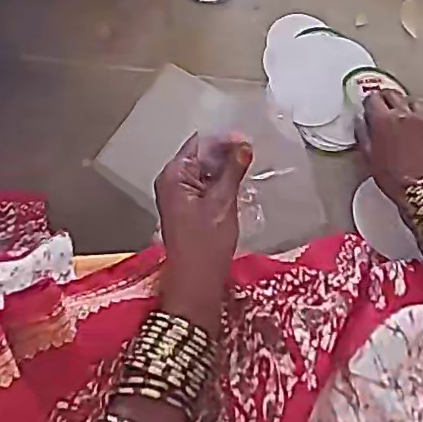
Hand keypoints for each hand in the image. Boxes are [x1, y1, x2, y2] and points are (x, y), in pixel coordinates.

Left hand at [154, 132, 251, 326]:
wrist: (196, 283)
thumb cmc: (206, 243)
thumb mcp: (222, 202)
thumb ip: (232, 169)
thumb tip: (243, 145)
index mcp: (173, 175)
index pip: (199, 143)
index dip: (222, 138)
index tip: (247, 139)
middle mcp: (170, 180)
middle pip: (200, 155)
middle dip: (225, 152)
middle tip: (251, 151)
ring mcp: (177, 195)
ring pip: (203, 170)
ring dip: (224, 167)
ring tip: (248, 164)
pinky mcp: (186, 207)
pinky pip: (203, 185)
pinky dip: (219, 182)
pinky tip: (238, 182)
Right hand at [356, 90, 422, 211]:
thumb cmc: (399, 181)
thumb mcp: (371, 160)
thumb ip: (364, 136)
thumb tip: (361, 123)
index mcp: (384, 121)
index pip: (373, 99)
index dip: (369, 102)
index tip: (368, 106)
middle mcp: (405, 115)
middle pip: (393, 94)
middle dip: (385, 98)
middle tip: (382, 106)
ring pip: (411, 101)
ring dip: (404, 105)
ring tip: (401, 116)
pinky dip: (420, 118)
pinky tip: (418, 129)